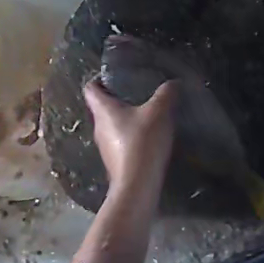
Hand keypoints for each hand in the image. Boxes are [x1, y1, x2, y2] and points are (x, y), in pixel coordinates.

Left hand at [83, 78, 177, 196]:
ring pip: (112, 125)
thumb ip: (166, 94)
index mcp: (103, 110)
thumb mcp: (159, 112)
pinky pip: (120, 142)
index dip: (100, 79)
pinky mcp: (114, 161)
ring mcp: (105, 146)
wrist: (137, 185)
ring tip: (148, 115)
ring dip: (127, 119)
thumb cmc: (142, 142)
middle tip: (139, 93)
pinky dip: (132, 137)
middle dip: (118, 99)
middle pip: (102, 107)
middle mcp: (98, 126)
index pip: (90, 88)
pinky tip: (149, 138)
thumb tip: (173, 83)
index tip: (116, 76)